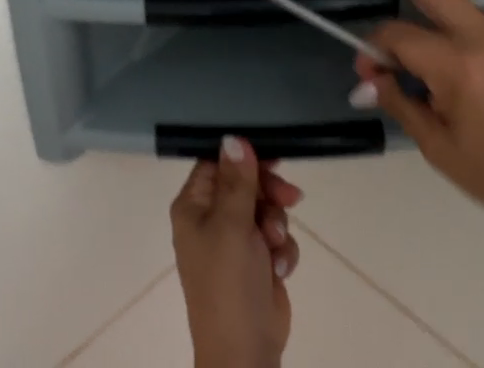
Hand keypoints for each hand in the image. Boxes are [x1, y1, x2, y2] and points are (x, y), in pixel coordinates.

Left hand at [170, 136, 303, 367]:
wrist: (245, 348)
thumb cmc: (228, 280)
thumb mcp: (231, 224)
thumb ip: (236, 180)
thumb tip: (232, 136)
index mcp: (193, 206)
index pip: (216, 163)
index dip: (244, 158)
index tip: (273, 156)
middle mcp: (211, 219)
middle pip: (246, 184)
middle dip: (269, 193)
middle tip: (290, 198)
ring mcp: (235, 241)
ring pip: (266, 209)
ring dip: (278, 225)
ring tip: (275, 245)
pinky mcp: (258, 260)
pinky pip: (277, 237)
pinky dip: (283, 250)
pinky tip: (280, 269)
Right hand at [350, 0, 483, 235]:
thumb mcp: (441, 149)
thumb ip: (402, 105)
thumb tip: (372, 82)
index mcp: (460, 67)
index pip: (399, 38)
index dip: (374, 51)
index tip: (366, 76)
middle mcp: (483, 40)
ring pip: (453, 1)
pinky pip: (470, 22)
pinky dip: (442, 20)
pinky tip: (430, 40)